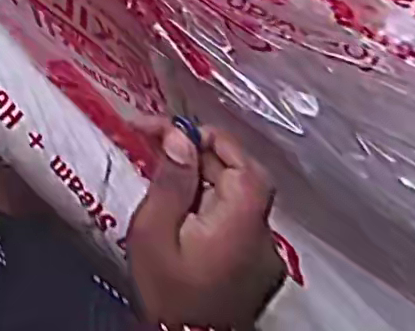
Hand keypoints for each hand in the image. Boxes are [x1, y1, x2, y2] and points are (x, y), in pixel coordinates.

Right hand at [126, 119, 284, 329]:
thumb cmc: (165, 287)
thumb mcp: (153, 229)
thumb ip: (170, 181)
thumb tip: (179, 136)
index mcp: (239, 227)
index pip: (247, 169)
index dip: (214, 139)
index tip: (172, 127)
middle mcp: (262, 238)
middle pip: (242, 178)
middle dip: (199, 149)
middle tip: (152, 137)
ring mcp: (263, 255)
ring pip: (239, 195)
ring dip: (202, 170)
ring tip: (158, 160)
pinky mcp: (255, 266)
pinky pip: (235, 215)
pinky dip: (209, 194)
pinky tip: (178, 195)